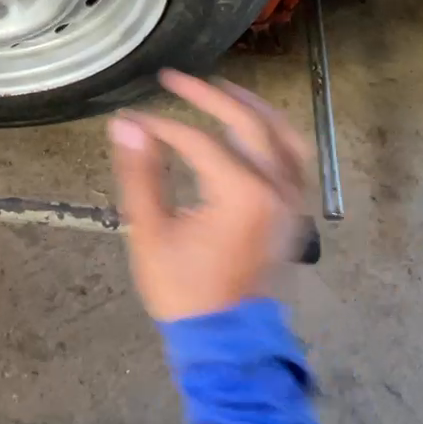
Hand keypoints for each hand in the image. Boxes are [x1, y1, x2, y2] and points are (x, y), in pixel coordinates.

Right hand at [109, 69, 310, 321]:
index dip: (161, 125)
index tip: (132, 119)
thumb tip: (126, 123)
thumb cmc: (184, 290)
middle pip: (247, 122)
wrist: (226, 344)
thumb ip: (141, 173)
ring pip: (284, 135)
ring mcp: (293, 201)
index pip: (197, 140)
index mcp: (241, 194)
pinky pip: (296, 159)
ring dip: (251, 106)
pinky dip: (275, 134)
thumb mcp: (150, 231)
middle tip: (174, 79)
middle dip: (208, 95)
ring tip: (221, 89)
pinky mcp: (295, 214)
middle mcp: (276, 189)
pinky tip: (252, 128)